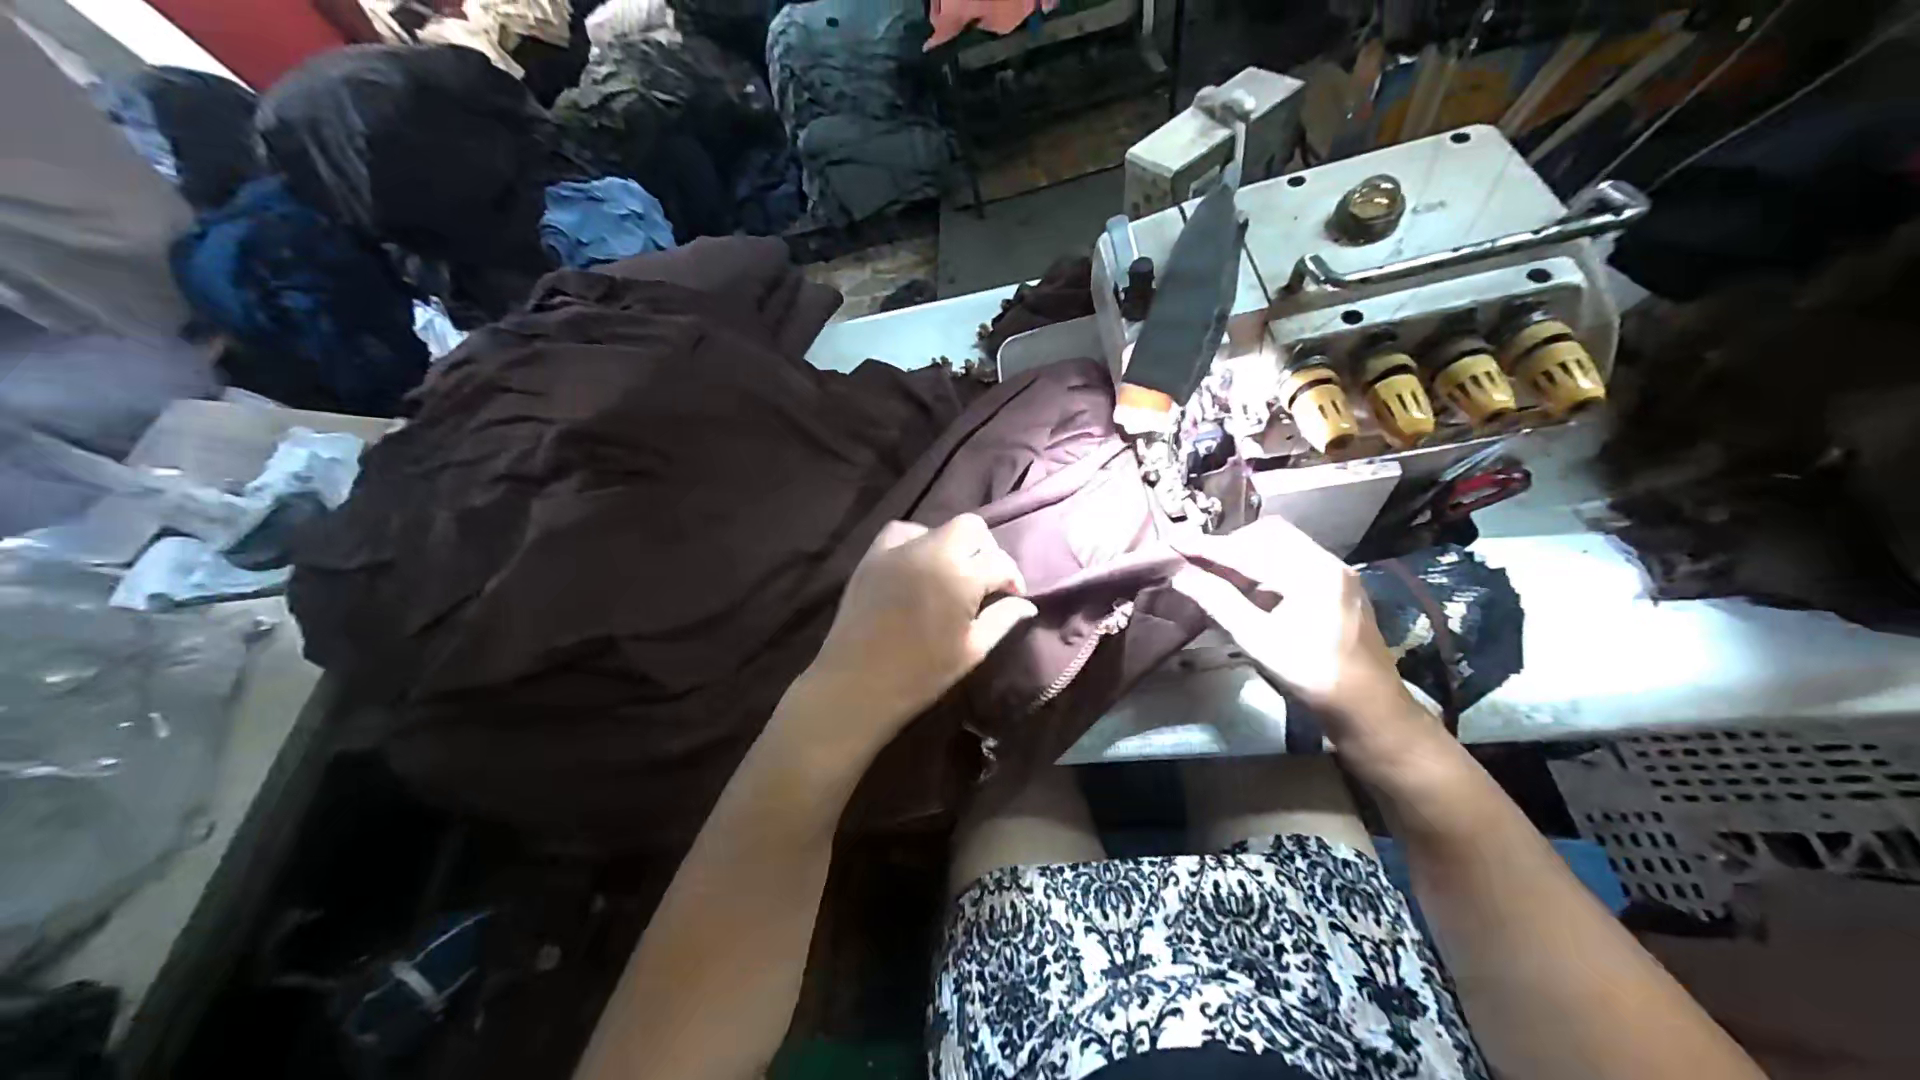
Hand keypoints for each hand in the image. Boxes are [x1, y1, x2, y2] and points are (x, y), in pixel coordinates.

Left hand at [788, 515, 1037, 763]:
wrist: (857, 684)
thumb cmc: (921, 674)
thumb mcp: (972, 650)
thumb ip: (1002, 619)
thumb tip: (1026, 605)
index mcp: (961, 577)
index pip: (1000, 562)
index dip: (1012, 578)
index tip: (1012, 596)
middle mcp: (932, 551)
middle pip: (972, 528)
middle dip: (986, 550)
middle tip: (984, 580)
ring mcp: (899, 550)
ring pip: (938, 527)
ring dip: (953, 544)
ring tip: (951, 572)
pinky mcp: (873, 555)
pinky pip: (902, 531)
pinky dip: (917, 540)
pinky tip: (919, 564)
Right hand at [1169, 518, 1444, 780]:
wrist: (1369, 711)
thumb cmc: (1312, 675)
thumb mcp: (1258, 639)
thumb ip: (1217, 601)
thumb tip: (1180, 575)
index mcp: (1313, 571)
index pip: (1250, 547)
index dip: (1209, 547)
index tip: (1176, 545)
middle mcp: (1327, 563)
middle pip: (1269, 535)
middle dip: (1230, 546)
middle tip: (1198, 562)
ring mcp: (1335, 576)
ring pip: (1282, 549)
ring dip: (1246, 557)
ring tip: (1216, 576)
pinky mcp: (1336, 591)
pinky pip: (1293, 565)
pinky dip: (1264, 570)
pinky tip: (1246, 591)